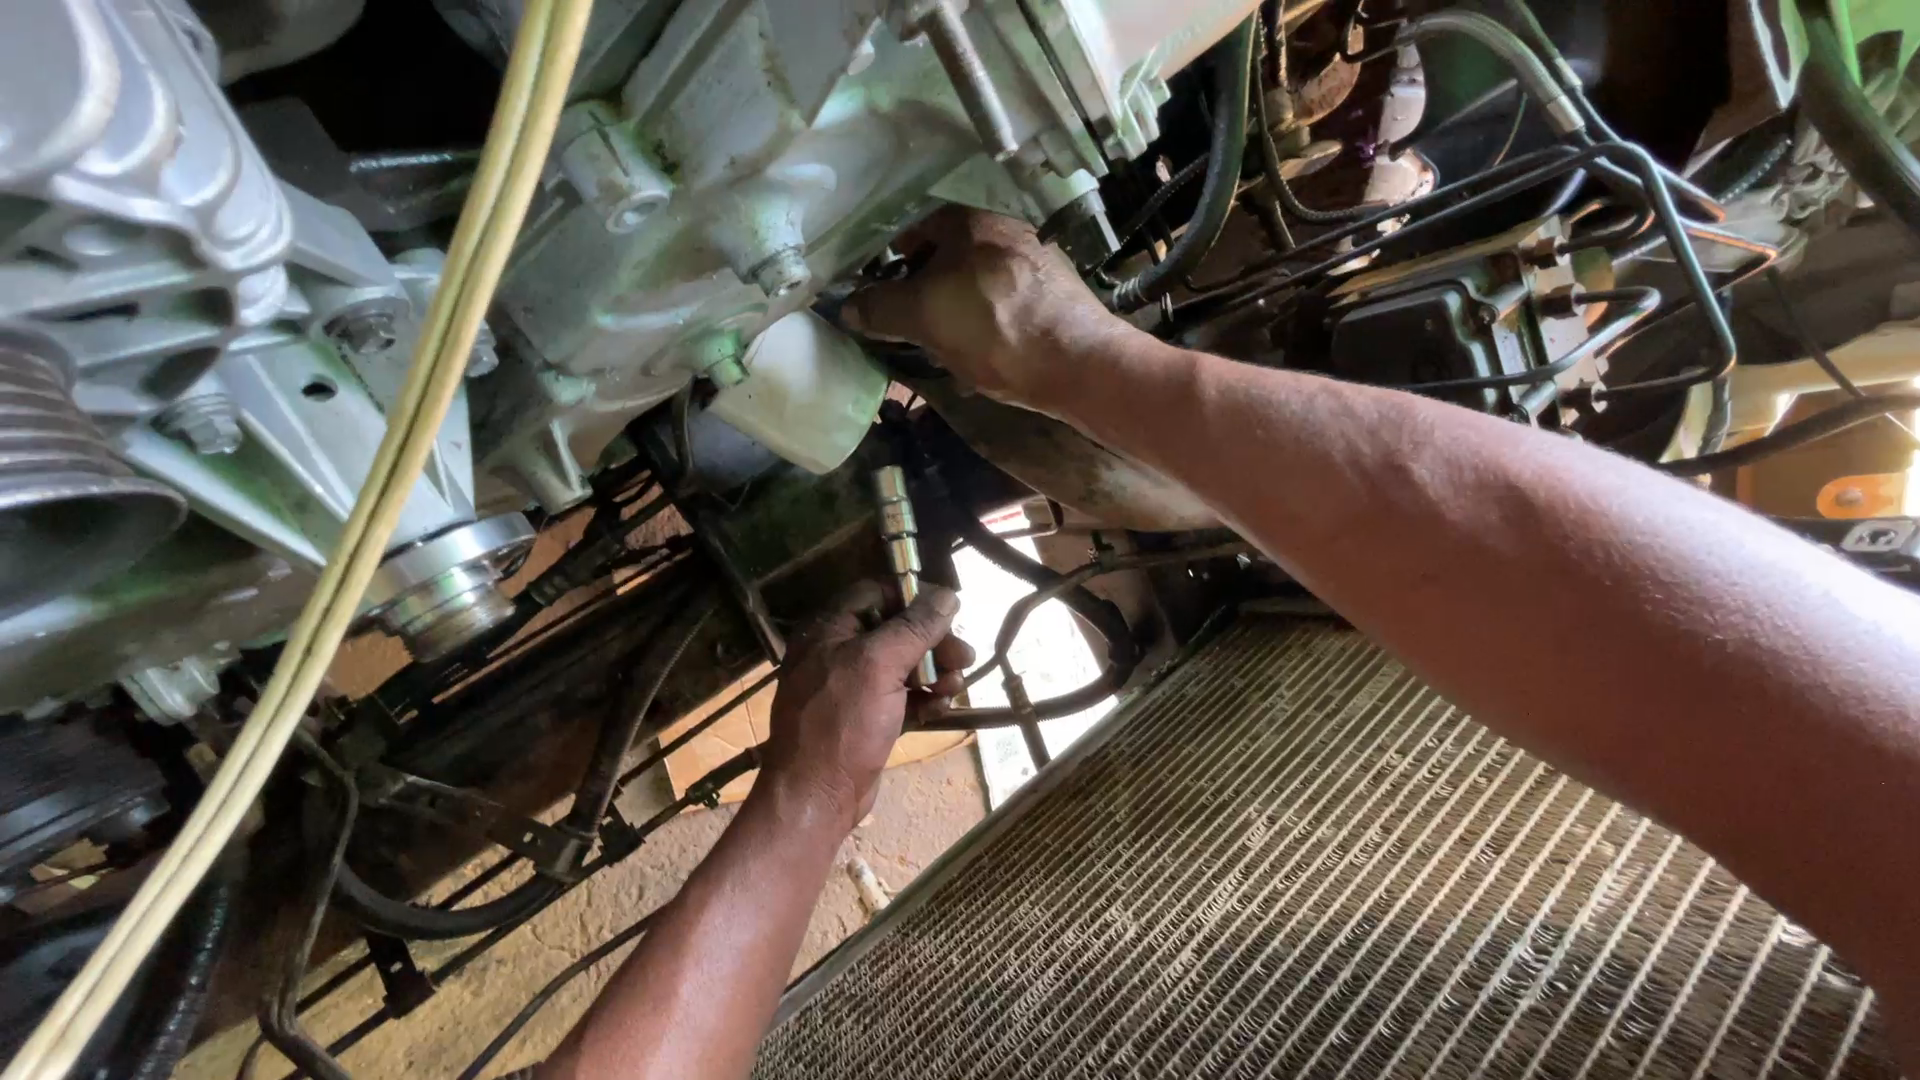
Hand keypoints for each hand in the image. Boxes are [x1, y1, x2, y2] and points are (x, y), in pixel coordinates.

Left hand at [759, 581, 972, 829]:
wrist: (817, 796)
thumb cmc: (842, 723)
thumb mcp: (879, 665)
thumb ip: (914, 628)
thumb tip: (947, 595)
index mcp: (830, 629)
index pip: (877, 592)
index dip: (914, 597)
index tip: (950, 610)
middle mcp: (840, 651)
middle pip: (897, 630)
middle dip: (934, 642)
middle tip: (965, 657)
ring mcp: (853, 686)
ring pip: (904, 664)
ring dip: (935, 672)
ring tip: (954, 687)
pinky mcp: (867, 716)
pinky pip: (902, 695)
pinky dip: (924, 698)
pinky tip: (940, 709)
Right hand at [842, 207, 1132, 413]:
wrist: (1080, 363)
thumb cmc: (994, 329)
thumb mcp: (925, 319)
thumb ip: (881, 308)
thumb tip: (848, 306)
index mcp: (967, 219)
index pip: (909, 229)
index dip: (885, 263)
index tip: (875, 297)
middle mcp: (1002, 226)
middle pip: (943, 255)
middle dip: (920, 288)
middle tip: (906, 326)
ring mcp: (1033, 257)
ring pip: (973, 279)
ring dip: (952, 308)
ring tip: (941, 345)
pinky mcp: (1053, 290)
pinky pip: (1003, 299)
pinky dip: (985, 319)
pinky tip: (984, 349)